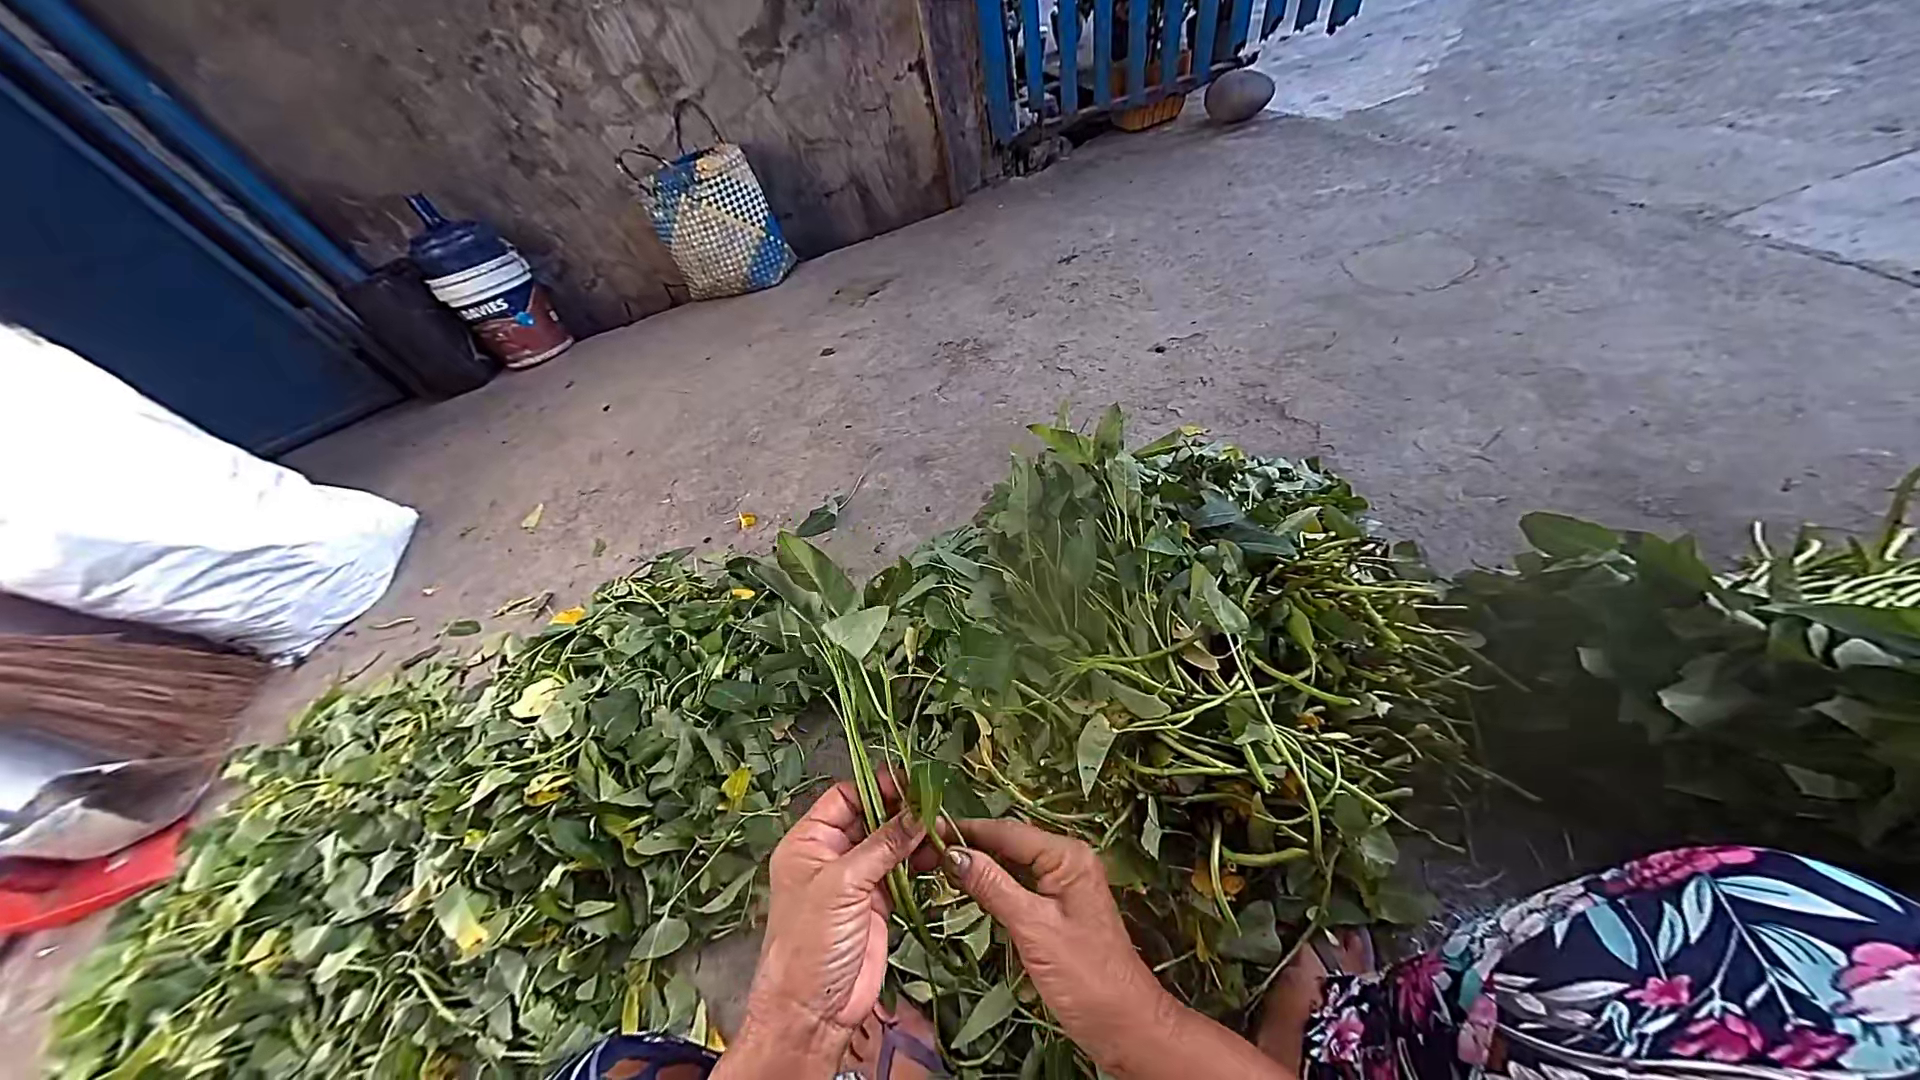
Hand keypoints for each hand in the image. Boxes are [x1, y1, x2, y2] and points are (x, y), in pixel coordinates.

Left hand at [718, 781, 927, 1077]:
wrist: (814, 1015)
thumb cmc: (808, 945)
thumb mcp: (842, 884)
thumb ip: (883, 845)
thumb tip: (916, 812)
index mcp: (809, 841)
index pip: (845, 796)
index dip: (875, 786)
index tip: (908, 781)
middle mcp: (832, 853)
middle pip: (870, 815)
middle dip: (899, 807)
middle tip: (931, 800)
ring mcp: (856, 877)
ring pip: (889, 841)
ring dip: (913, 833)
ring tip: (939, 825)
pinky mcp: (877, 900)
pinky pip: (901, 868)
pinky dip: (919, 858)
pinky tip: (937, 851)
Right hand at [943, 819, 1292, 1079]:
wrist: (1126, 1027)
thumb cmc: (1085, 978)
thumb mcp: (1033, 929)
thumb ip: (993, 887)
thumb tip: (954, 853)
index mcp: (1067, 855)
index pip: (1007, 831)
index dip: (967, 830)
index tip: (929, 829)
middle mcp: (1066, 858)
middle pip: (1008, 843)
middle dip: (969, 845)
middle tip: (927, 850)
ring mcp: (1063, 881)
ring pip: (1012, 862)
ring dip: (978, 863)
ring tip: (938, 863)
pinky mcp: (1058, 904)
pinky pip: (1019, 882)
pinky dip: (993, 882)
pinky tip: (969, 885)